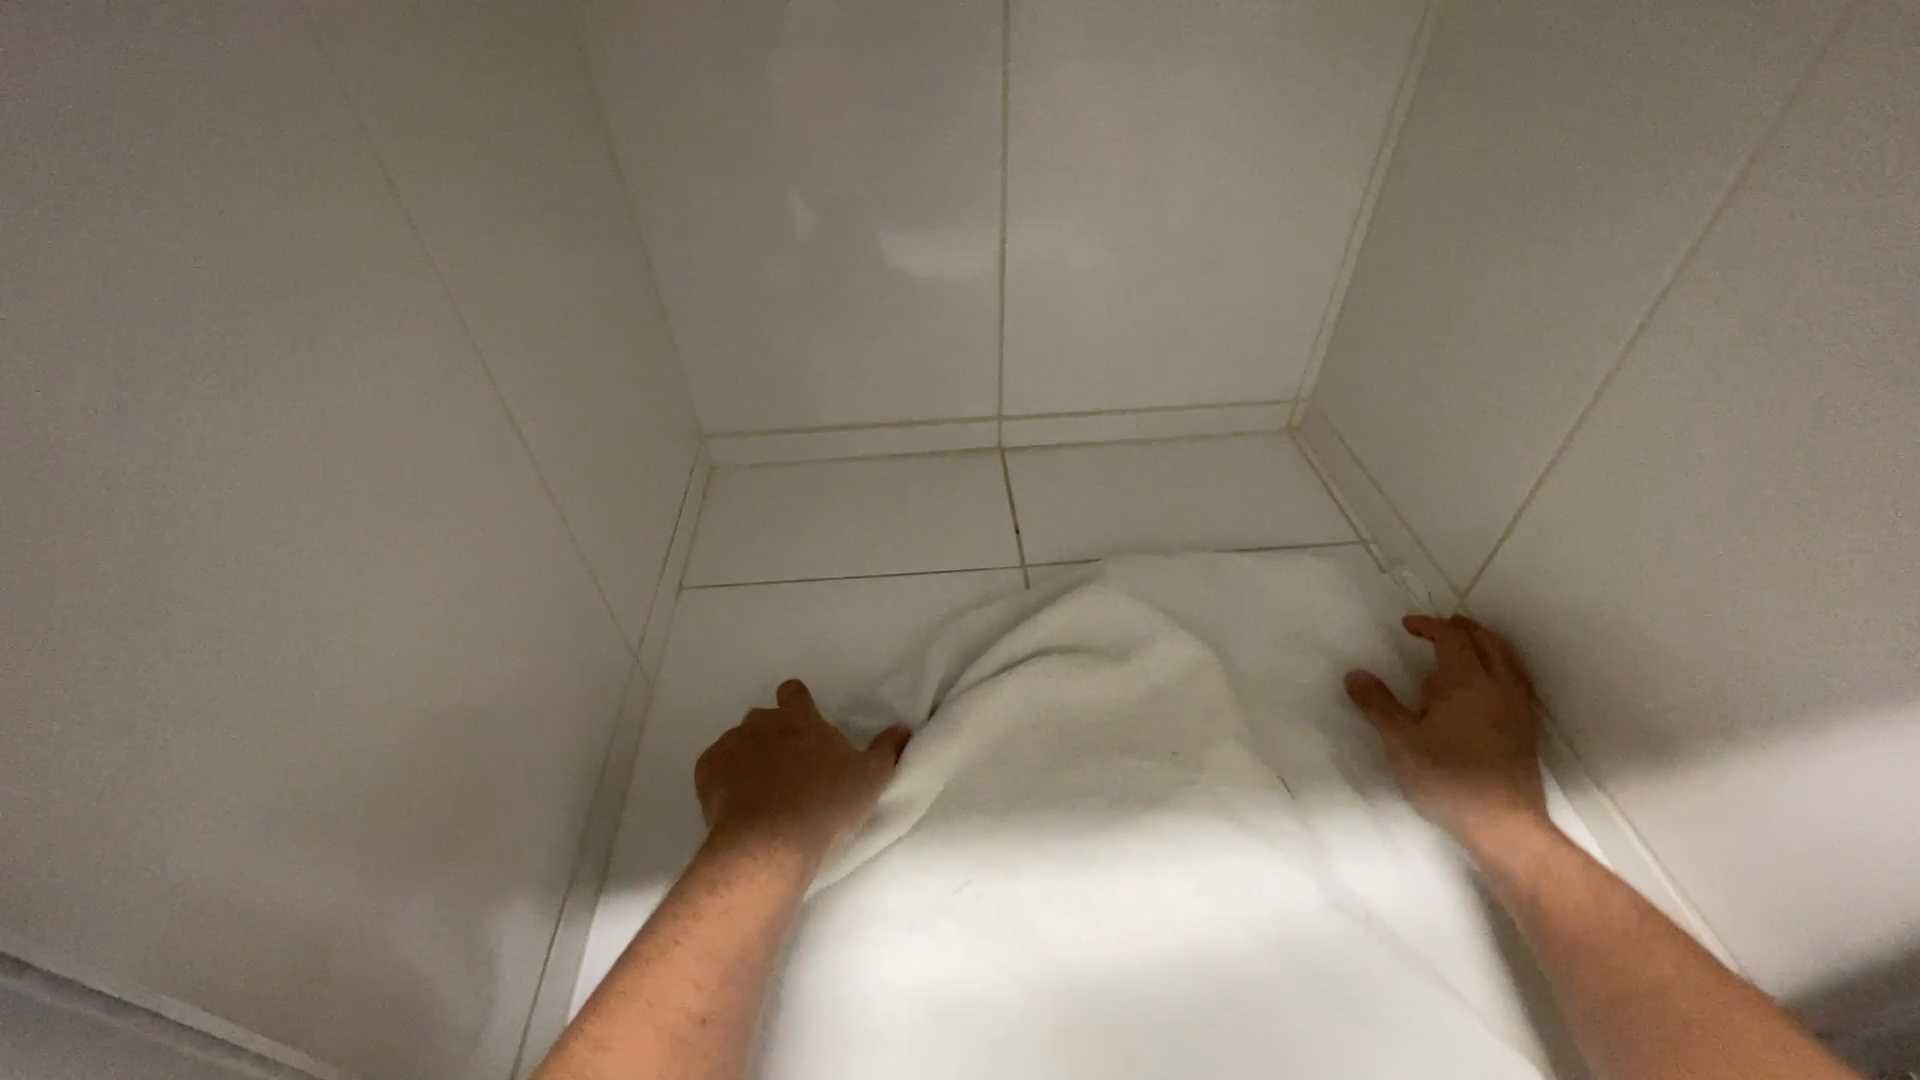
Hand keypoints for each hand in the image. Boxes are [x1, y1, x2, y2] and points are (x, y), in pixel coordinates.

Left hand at [695, 679, 910, 863]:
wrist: (770, 842)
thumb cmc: (826, 804)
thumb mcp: (870, 778)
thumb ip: (886, 749)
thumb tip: (903, 728)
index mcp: (799, 719)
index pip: (793, 692)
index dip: (797, 704)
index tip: (804, 725)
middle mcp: (761, 723)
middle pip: (764, 719)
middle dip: (773, 735)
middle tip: (788, 768)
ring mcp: (730, 746)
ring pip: (738, 743)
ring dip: (748, 759)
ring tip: (762, 793)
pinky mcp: (706, 772)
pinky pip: (715, 768)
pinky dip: (724, 780)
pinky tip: (738, 804)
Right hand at [1344, 615, 1550, 855]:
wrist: (1502, 823)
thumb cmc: (1446, 777)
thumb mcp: (1400, 740)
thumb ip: (1378, 704)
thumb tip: (1355, 674)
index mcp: (1465, 682)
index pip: (1451, 638)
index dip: (1429, 626)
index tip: (1407, 624)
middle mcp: (1498, 686)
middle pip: (1487, 642)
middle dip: (1462, 629)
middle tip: (1439, 627)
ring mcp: (1517, 707)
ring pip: (1507, 660)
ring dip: (1484, 645)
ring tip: (1463, 648)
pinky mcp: (1525, 728)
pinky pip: (1515, 680)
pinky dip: (1498, 666)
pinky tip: (1483, 686)